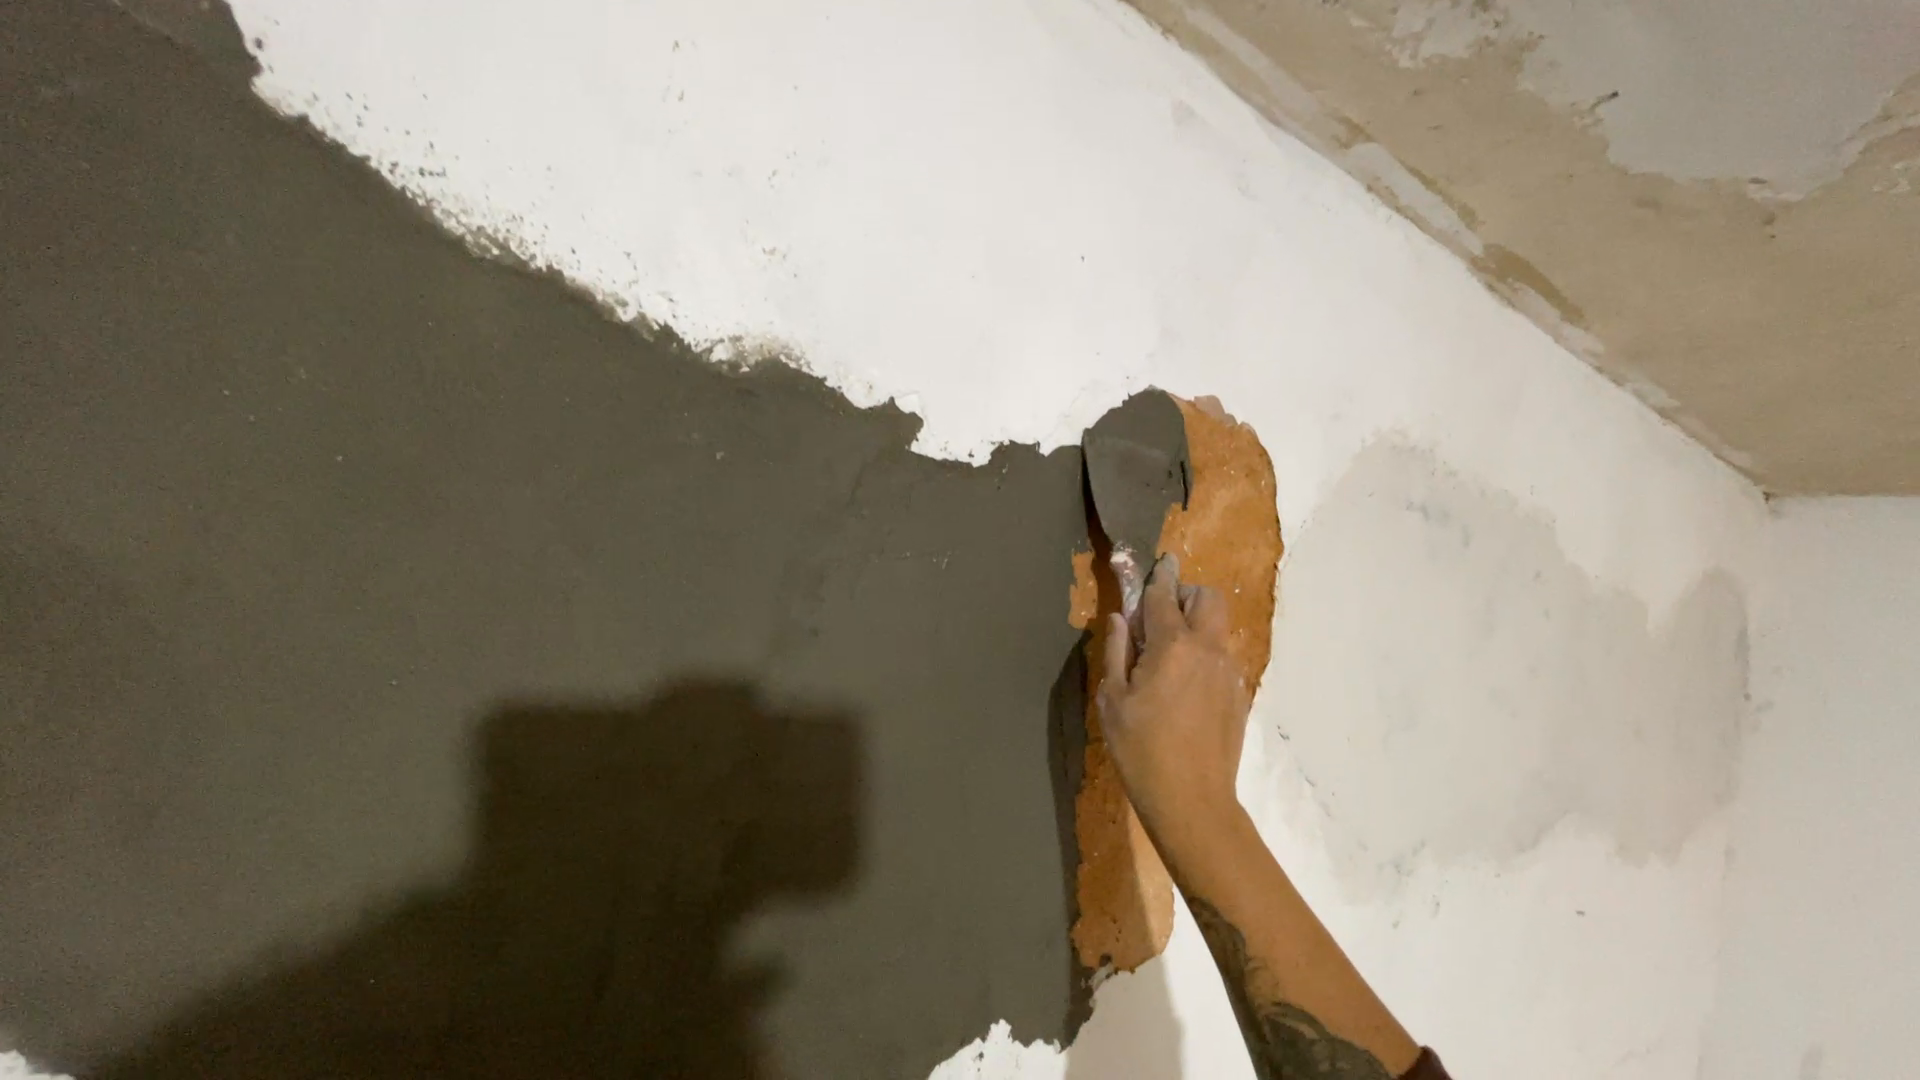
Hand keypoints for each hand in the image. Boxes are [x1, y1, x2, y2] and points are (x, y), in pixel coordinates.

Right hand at [1097, 554, 1250, 838]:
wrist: (1193, 800)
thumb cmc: (1141, 749)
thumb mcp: (1113, 700)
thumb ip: (1116, 651)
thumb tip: (1121, 617)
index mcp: (1172, 646)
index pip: (1165, 595)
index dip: (1159, 575)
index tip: (1159, 561)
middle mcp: (1207, 650)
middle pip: (1208, 598)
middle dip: (1185, 594)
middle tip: (1159, 617)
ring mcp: (1229, 672)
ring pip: (1217, 628)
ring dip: (1195, 626)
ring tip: (1167, 659)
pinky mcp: (1239, 694)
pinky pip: (1221, 658)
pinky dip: (1203, 655)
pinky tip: (1183, 689)